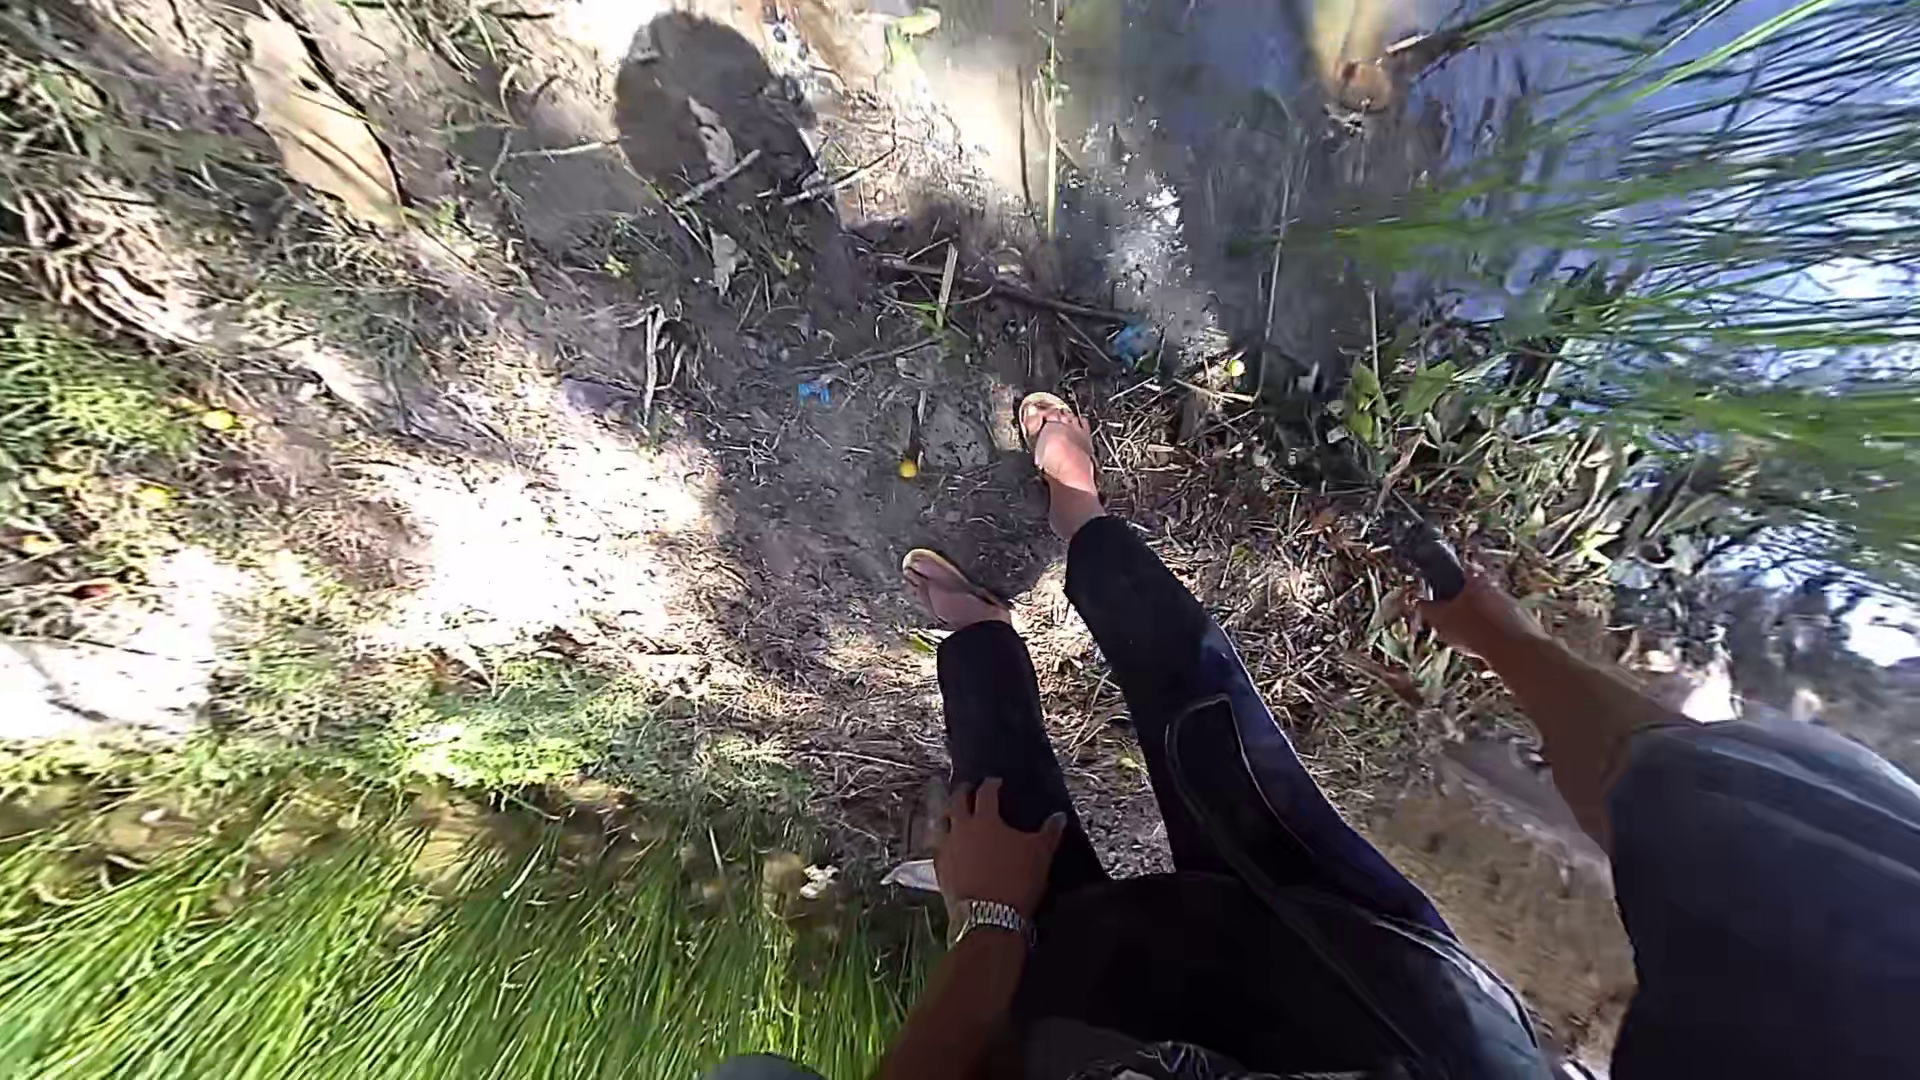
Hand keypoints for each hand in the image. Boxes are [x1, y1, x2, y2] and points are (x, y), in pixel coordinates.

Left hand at [935, 778, 1064, 919]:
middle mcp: (962, 828)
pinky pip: (937, 847)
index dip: (991, 784)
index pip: (986, 792)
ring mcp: (948, 848)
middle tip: (970, 789)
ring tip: (954, 812)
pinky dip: (942, 841)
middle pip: (958, 801)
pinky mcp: (940, 869)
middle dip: (964, 792)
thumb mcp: (1039, 855)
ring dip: (949, 814)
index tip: (995, 781)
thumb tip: (1059, 816)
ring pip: (943, 822)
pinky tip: (947, 844)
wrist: (988, 919)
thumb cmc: (1016, 881)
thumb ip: (1049, 833)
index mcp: (985, 820)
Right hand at [1417, 571, 1548, 658]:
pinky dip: (1495, 633)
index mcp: (1476, 583)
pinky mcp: (1527, 625)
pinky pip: (1505, 625)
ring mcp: (1515, 607)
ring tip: (1469, 639)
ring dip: (1481, 620)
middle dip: (1467, 603)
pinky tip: (1486, 647)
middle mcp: (1498, 590)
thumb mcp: (1440, 619)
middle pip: (1479, 591)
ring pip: (1492, 609)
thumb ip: (1427, 609)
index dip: (1456, 574)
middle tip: (1453, 618)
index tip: (1446, 585)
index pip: (1465, 569)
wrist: (1518, 651)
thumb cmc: (1474, 630)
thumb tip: (1418, 602)